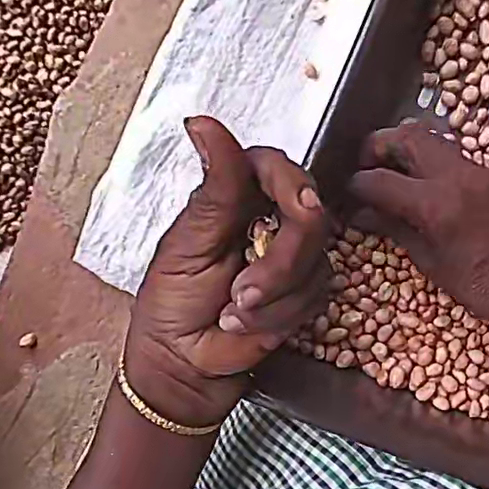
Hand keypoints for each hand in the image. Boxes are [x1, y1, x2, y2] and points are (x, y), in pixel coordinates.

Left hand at [125, 116, 332, 428]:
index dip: (292, 183)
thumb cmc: (172, 305)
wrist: (182, 366)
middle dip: (281, 262)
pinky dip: (282, 315)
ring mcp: (290, 256)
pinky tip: (250, 324)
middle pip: (310, 215)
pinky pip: (317, 293)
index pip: (278, 168)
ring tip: (233, 313)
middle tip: (243, 293)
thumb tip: (202, 123)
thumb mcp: (189, 244)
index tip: (298, 205)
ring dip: (275, 296)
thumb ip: (216, 188)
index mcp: (235, 198)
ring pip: (317, 260)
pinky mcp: (304, 290)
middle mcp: (268, 220)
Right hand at [347, 121, 488, 331]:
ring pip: (431, 138)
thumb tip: (362, 214)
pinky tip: (418, 183)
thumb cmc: (479, 286)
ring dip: (405, 148)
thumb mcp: (429, 260)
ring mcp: (478, 171)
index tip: (348, 190)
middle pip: (407, 137)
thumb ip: (393, 228)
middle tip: (364, 164)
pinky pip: (451, 154)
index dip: (357, 183)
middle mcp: (458, 177)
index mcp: (437, 205)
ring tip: (389, 171)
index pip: (381, 180)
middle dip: (378, 146)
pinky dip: (428, 159)